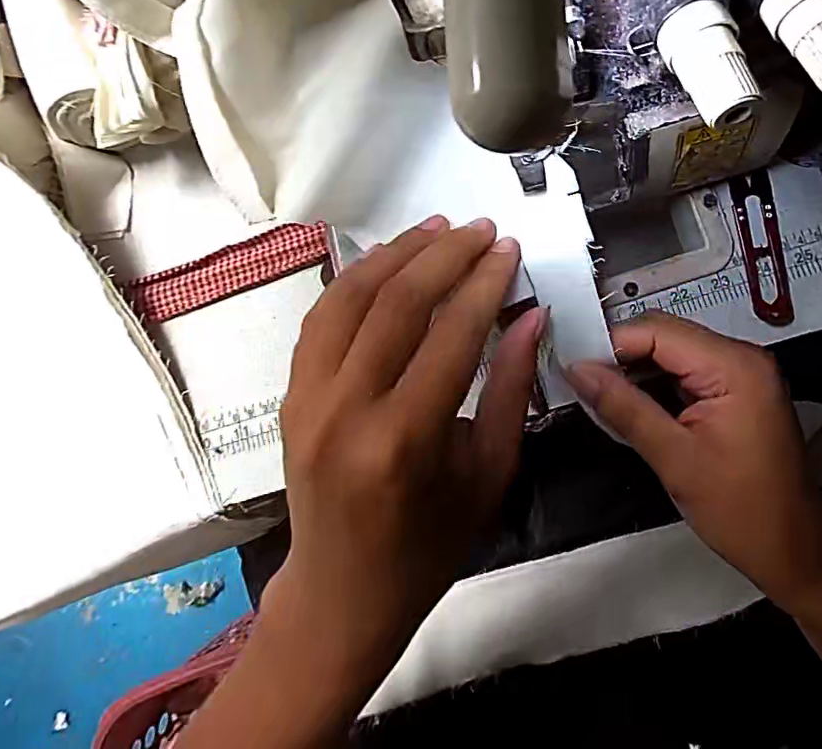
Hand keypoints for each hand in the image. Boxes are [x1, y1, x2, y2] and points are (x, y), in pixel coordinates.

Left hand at [269, 215, 543, 694]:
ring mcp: (308, 398)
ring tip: (436, 228)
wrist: (341, 593)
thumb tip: (531, 316)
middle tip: (481, 230)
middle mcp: (347, 409)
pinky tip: (387, 261)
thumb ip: (510, 387)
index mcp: (405, 439)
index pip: (451, 332)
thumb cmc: (429, 544)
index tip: (509, 250)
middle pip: (398, 302)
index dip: (485, 282)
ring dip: (396, 253)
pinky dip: (355, 280)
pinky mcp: (290, 395)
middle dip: (446, 255)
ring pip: (350, 297)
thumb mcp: (489, 472)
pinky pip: (322, 318)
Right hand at [564, 314, 821, 605]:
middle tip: (580, 380)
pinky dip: (655, 384)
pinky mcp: (737, 389)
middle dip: (620, 355)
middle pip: (665, 335)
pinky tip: (629, 402)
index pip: (658, 331)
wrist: (796, 553)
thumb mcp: (674, 458)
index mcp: (734, 366)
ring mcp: (742, 372)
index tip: (572, 365)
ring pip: (672, 352)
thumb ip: (623, 407)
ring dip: (635, 370)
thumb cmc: (742, 512)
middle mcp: (742, 357)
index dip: (611, 344)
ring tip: (598, 392)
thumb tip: (577, 370)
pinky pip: (686, 371)